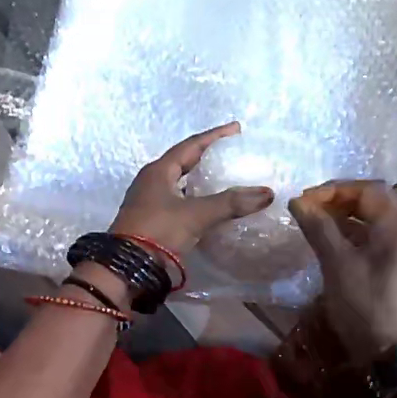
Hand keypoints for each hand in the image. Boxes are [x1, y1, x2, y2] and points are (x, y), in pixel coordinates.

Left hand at [110, 122, 273, 255]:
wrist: (129, 267)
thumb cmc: (158, 231)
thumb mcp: (196, 214)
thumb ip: (231, 203)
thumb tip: (267, 193)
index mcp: (159, 171)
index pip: (191, 145)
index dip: (214, 136)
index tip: (236, 129)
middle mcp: (153, 182)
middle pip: (184, 162)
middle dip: (207, 156)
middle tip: (231, 153)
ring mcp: (151, 202)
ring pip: (182, 184)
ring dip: (201, 180)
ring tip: (224, 177)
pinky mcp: (153, 222)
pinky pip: (180, 202)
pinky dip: (197, 200)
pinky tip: (211, 206)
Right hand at [289, 181, 396, 363]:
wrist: (385, 349)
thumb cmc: (362, 304)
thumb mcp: (337, 264)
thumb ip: (319, 228)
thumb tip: (298, 202)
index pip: (370, 190)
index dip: (336, 189)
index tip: (307, 200)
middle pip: (373, 201)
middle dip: (339, 200)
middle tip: (309, 208)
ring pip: (372, 219)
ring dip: (343, 215)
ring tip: (314, 221)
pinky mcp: (395, 264)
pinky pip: (373, 237)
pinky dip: (351, 232)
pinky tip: (329, 239)